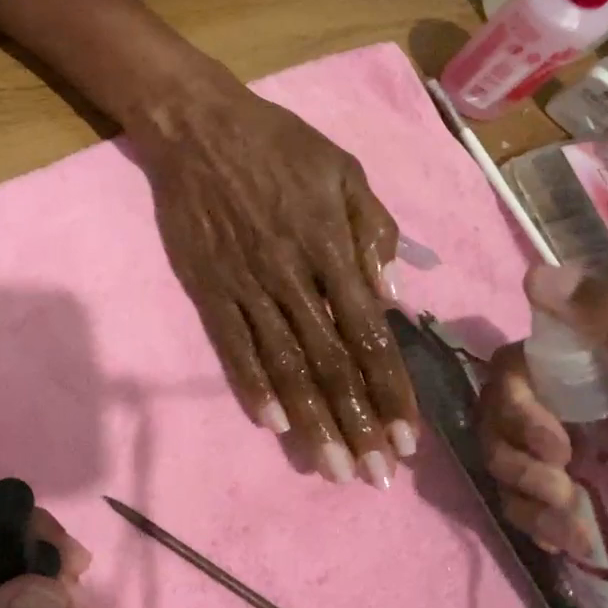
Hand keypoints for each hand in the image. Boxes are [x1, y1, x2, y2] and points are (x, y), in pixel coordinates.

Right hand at [136, 82, 417, 487]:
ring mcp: (246, 283)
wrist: (199, 129)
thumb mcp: (344, 169)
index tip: (408, 440)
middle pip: (329, 362)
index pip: (369, 334)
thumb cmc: (278, 144)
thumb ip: (372, 229)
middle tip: (375, 478)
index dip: (390, 391)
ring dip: (310, 419)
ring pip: (283, 363)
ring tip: (332, 468)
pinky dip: (252, 385)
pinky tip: (272, 422)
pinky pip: (233, 344)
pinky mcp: (208, 286)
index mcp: (331, 245)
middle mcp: (292, 275)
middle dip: (356, 423)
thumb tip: (389, 297)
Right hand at [480, 265, 607, 607]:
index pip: (515, 369)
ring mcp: (584, 461)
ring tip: (570, 527)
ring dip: (525, 495)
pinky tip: (572, 543)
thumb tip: (538, 270)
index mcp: (601, 372)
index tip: (548, 441)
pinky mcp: (589, 509)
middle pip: (501, 417)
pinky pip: (530, 506)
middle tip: (557, 488)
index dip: (513, 402)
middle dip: (513, 455)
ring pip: (509, 463)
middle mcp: (582, 408)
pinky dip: (540, 524)